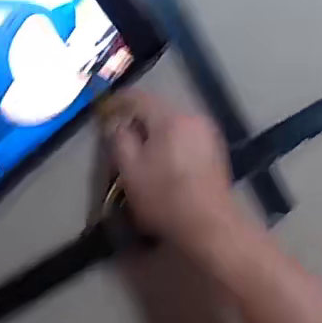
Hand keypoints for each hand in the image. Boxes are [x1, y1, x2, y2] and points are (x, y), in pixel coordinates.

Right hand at [101, 89, 249, 254]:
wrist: (210, 225)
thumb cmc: (164, 197)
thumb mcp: (130, 170)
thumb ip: (119, 139)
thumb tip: (116, 122)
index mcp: (169, 118)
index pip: (138, 97)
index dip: (118, 101)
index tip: (105, 111)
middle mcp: (192, 117)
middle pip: (158, 110)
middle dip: (138, 121)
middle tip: (122, 139)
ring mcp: (208, 132)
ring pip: (173, 123)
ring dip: (156, 133)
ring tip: (144, 155)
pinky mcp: (216, 149)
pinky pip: (187, 136)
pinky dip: (173, 143)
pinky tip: (167, 164)